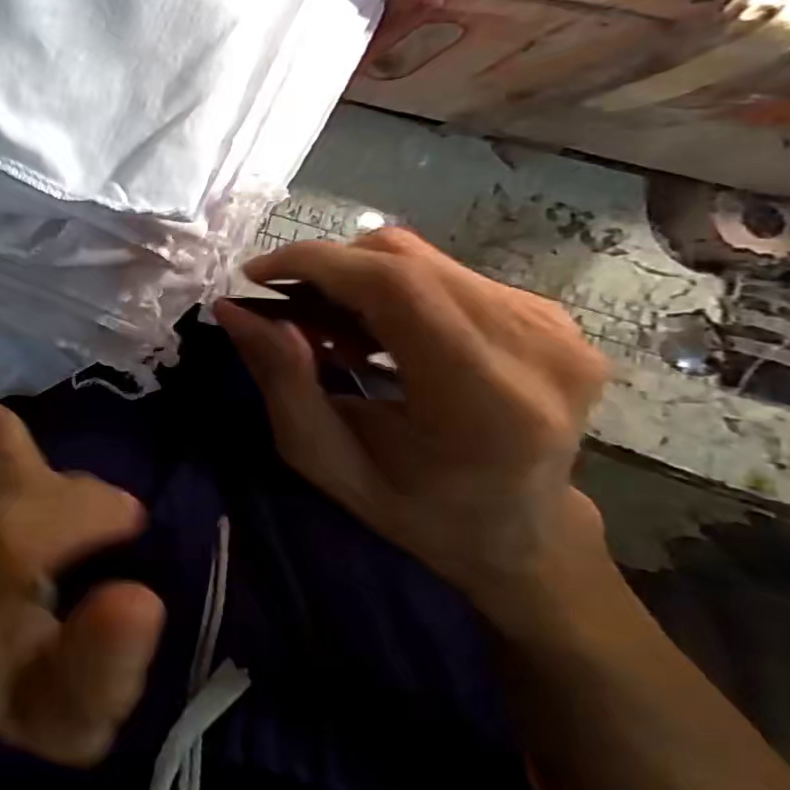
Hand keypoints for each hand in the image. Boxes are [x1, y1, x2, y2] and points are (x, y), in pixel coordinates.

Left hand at [0, 390, 164, 766]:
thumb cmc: (1, 696)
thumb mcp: (70, 718)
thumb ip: (106, 667)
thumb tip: (140, 598)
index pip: (6, 536)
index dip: (80, 508)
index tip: (125, 519)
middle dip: (61, 485)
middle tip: (76, 523)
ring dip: (30, 460)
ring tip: (34, 507)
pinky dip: (2, 437)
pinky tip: (1, 481)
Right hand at [215, 227, 611, 629]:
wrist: (522, 532)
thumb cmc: (415, 508)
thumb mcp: (326, 458)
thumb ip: (282, 381)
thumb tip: (235, 310)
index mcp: (483, 399)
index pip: (395, 285)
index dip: (315, 263)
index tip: (256, 274)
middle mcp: (533, 349)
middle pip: (403, 260)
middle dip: (326, 270)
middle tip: (289, 313)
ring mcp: (553, 327)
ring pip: (422, 258)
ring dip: (357, 280)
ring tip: (338, 334)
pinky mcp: (551, 315)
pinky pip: (445, 271)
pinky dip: (392, 289)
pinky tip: (382, 334)